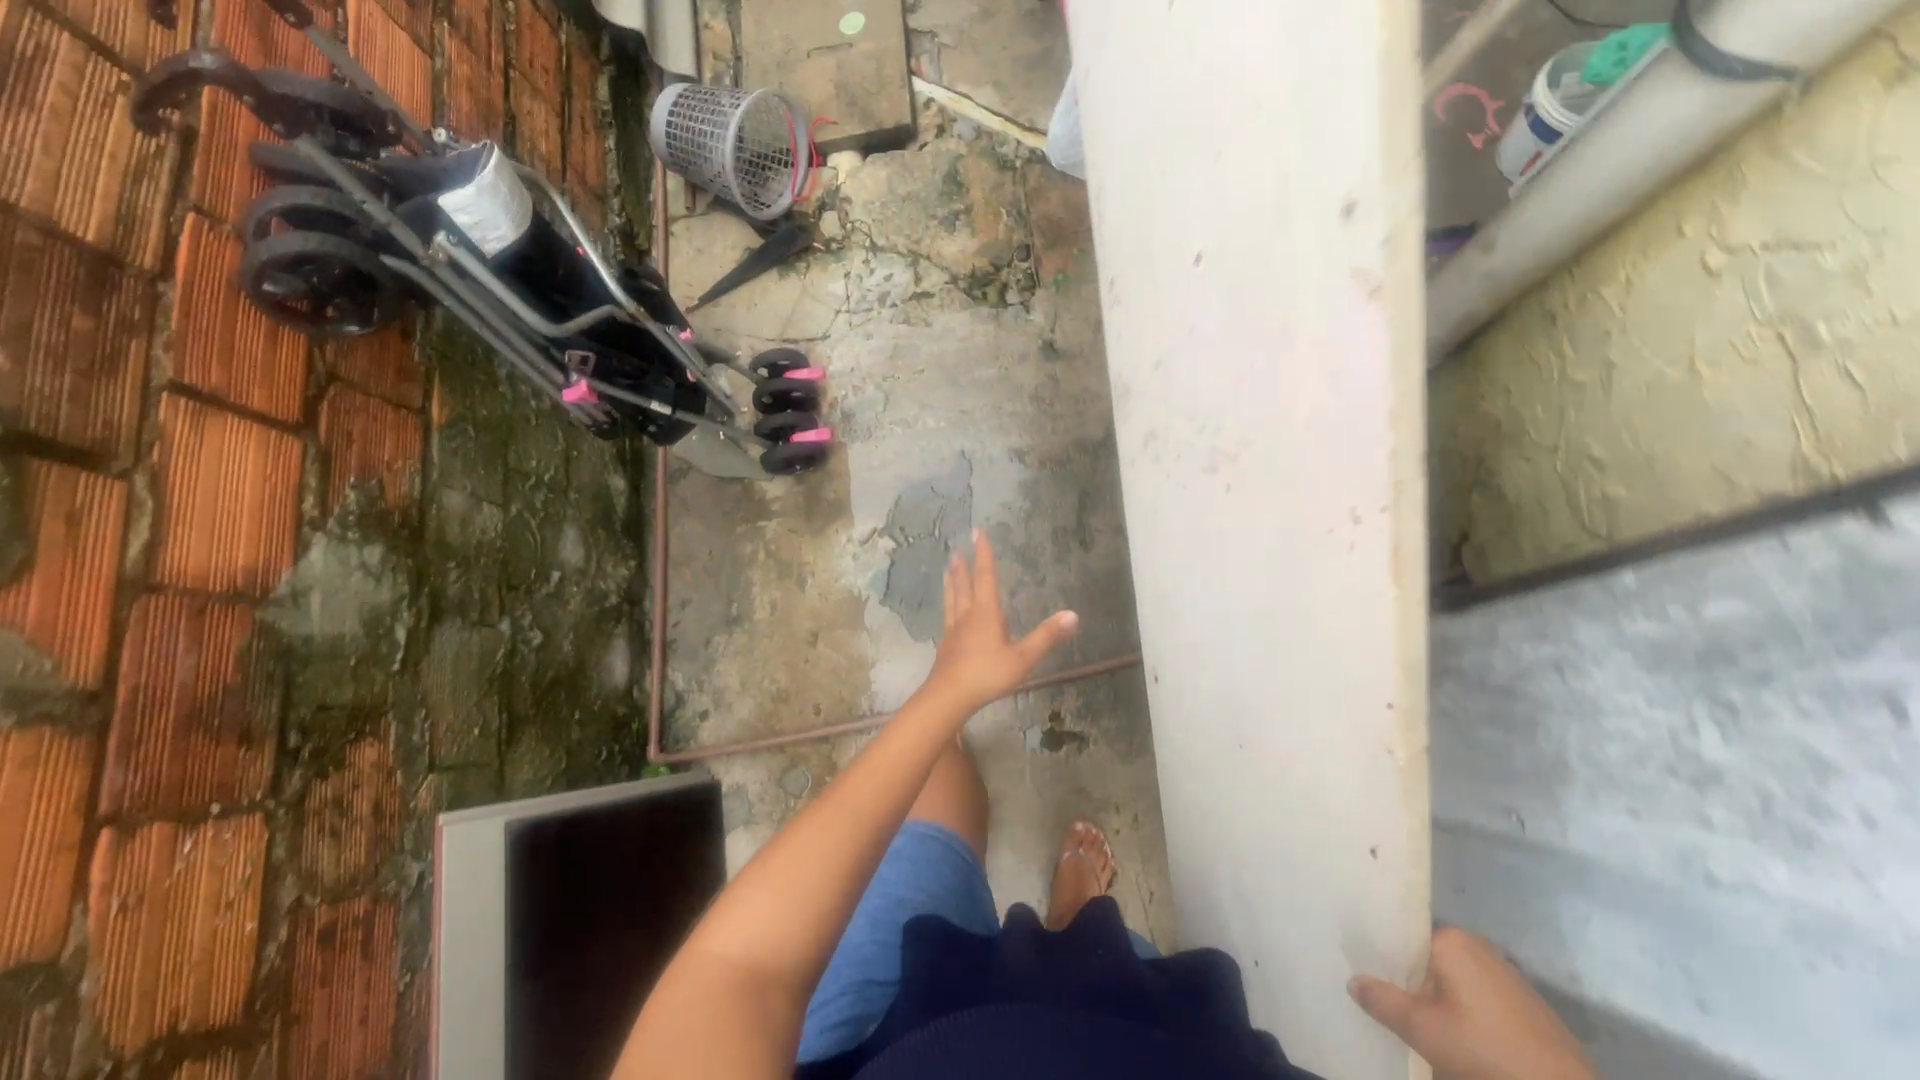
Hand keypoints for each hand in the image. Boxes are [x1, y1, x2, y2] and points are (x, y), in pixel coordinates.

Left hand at [924, 531, 1078, 713]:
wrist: (948, 697)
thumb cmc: (987, 675)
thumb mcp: (1023, 658)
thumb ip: (1046, 637)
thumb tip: (1073, 614)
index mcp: (986, 613)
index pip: (985, 577)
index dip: (983, 554)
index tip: (977, 532)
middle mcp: (967, 616)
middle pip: (964, 585)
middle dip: (963, 566)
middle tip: (958, 548)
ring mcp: (953, 631)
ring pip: (952, 599)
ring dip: (951, 582)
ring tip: (948, 569)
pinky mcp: (946, 646)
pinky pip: (948, 617)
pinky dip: (949, 605)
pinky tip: (949, 612)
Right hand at [1350, 927, 1596, 1079]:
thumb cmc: (1484, 1052)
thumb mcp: (1421, 1029)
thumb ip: (1382, 1000)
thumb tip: (1354, 980)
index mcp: (1452, 940)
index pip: (1401, 938)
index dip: (1379, 958)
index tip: (1360, 973)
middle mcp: (1479, 947)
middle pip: (1426, 959)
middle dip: (1406, 980)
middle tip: (1381, 1004)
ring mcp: (1507, 975)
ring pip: (1452, 980)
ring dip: (1433, 999)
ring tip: (1413, 1024)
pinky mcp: (1525, 1004)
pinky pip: (1477, 996)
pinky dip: (1460, 1011)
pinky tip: (1454, 1037)